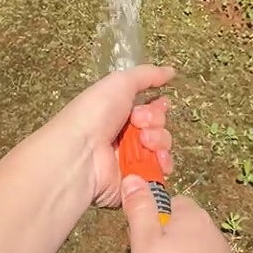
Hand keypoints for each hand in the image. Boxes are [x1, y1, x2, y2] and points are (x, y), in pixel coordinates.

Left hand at [38, 64, 174, 208]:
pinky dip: (160, 165)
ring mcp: (130, 160)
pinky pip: (158, 174)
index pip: (151, 109)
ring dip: (159, 142)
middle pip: (158, 128)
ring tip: (144, 142)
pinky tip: (155, 160)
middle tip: (139, 123)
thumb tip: (171, 71)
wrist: (81, 152)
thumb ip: (147, 75)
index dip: (158, 107)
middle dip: (156, 122)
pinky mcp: (134, 181)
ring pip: (161, 149)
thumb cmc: (96, 113)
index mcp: (119, 113)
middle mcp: (125, 136)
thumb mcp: (120, 83)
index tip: (159, 103)